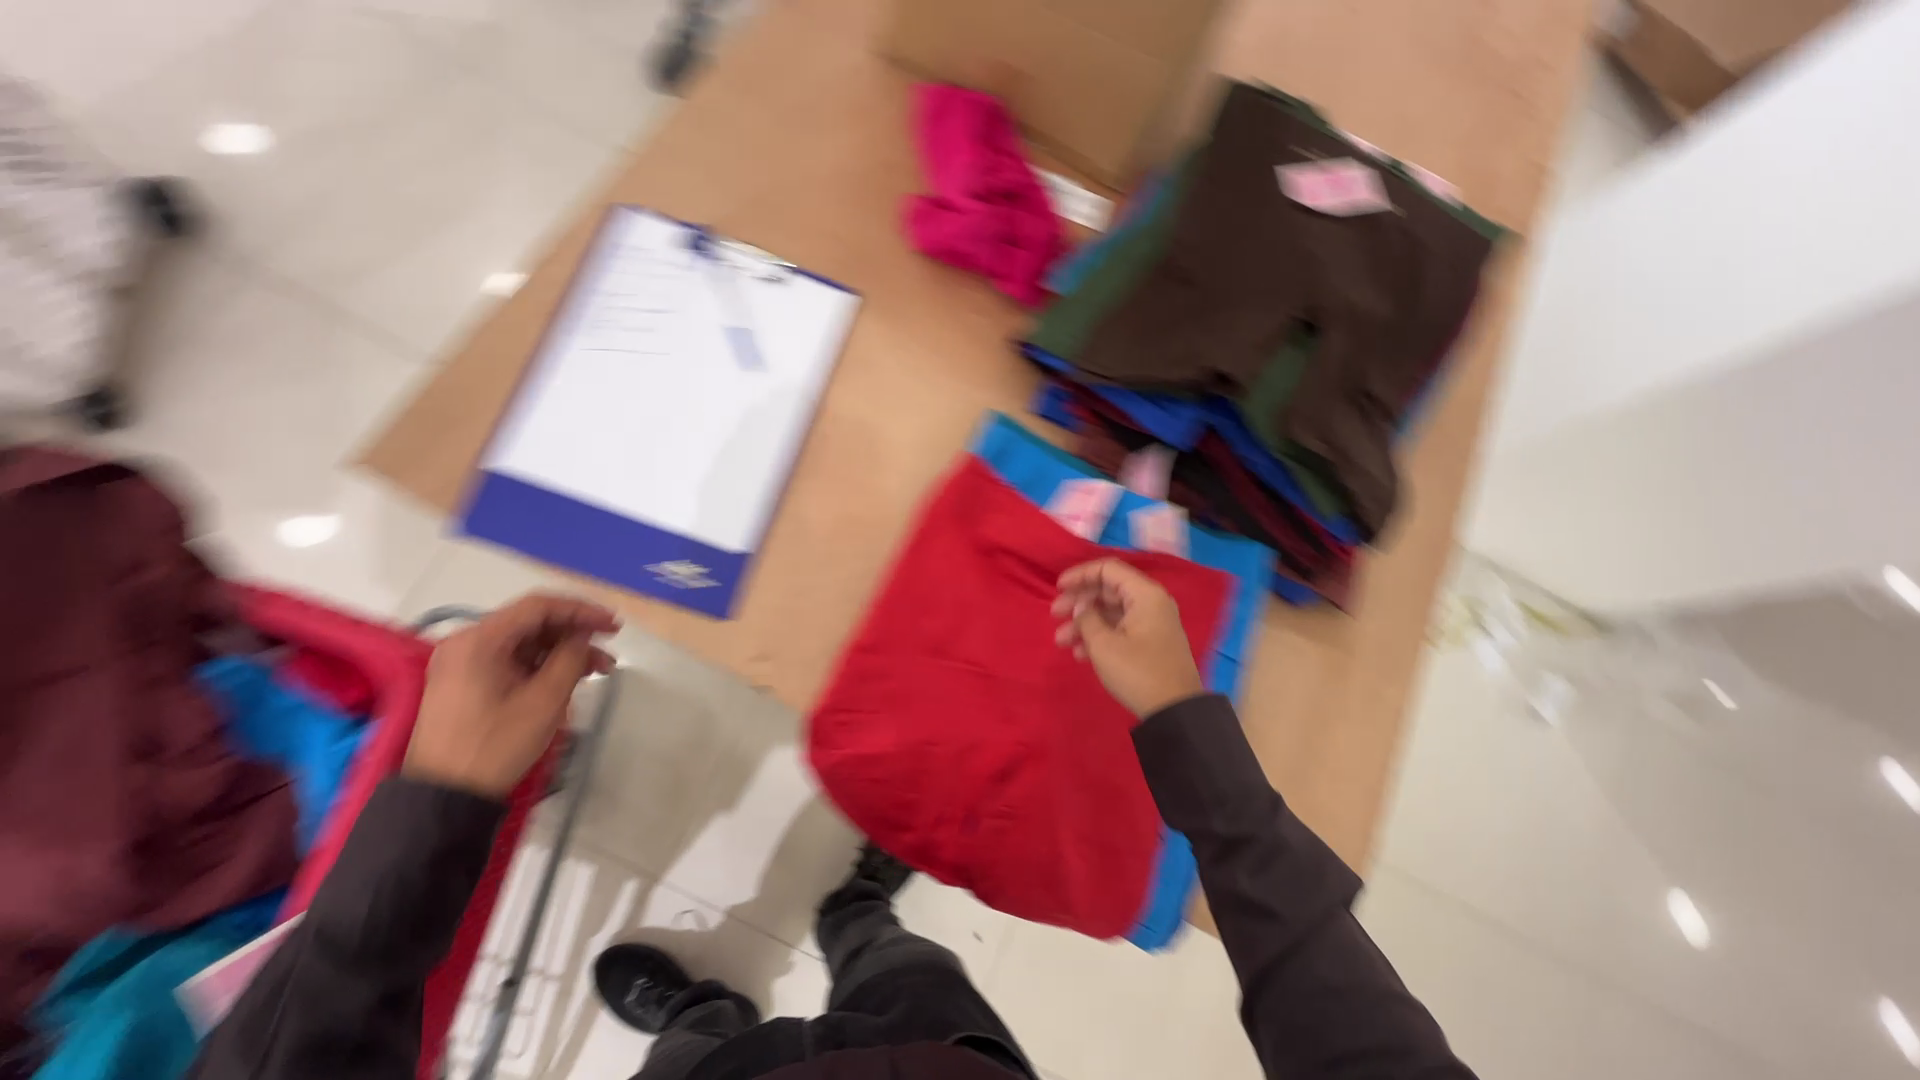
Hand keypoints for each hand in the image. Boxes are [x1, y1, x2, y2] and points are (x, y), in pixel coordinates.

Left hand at [406, 593, 618, 797]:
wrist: (445, 795)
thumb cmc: (496, 745)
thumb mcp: (544, 701)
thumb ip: (570, 658)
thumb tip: (585, 635)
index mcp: (479, 640)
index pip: (538, 607)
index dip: (581, 610)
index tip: (613, 625)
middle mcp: (466, 642)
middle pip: (530, 624)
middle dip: (574, 635)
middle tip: (609, 651)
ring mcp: (463, 662)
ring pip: (523, 644)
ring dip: (561, 652)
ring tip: (598, 671)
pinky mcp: (464, 681)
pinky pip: (510, 661)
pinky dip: (541, 666)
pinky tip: (568, 680)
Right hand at [1051, 559, 1205, 719]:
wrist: (1175, 711)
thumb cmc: (1137, 672)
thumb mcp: (1104, 645)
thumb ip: (1086, 618)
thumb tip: (1081, 606)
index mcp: (1145, 595)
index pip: (1108, 569)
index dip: (1080, 575)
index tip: (1057, 588)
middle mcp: (1151, 603)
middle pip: (1108, 591)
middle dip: (1078, 603)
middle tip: (1054, 616)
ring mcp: (1152, 624)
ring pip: (1111, 613)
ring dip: (1084, 624)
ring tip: (1061, 643)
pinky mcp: (1150, 643)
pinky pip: (1120, 629)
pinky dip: (1099, 637)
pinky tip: (1080, 654)